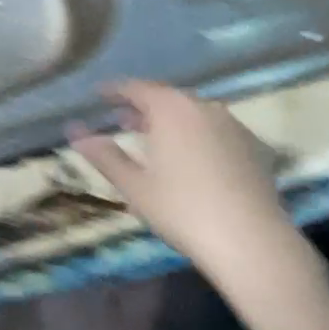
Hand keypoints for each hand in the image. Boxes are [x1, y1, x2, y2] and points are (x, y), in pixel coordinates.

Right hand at [67, 80, 289, 269]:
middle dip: (142, 107)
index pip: (135, 87)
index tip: (99, 96)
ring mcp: (232, 124)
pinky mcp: (254, 146)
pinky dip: (197, 136)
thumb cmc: (182, 210)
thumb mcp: (134, 186)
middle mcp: (202, 105)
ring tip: (155, 141)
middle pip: (166, 98)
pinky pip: (215, 131)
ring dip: (171, 122)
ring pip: (192, 114)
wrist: (252, 241)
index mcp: (170, 108)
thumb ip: (104, 155)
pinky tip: (192, 161)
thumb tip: (74, 132)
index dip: (114, 91)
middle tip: (122, 120)